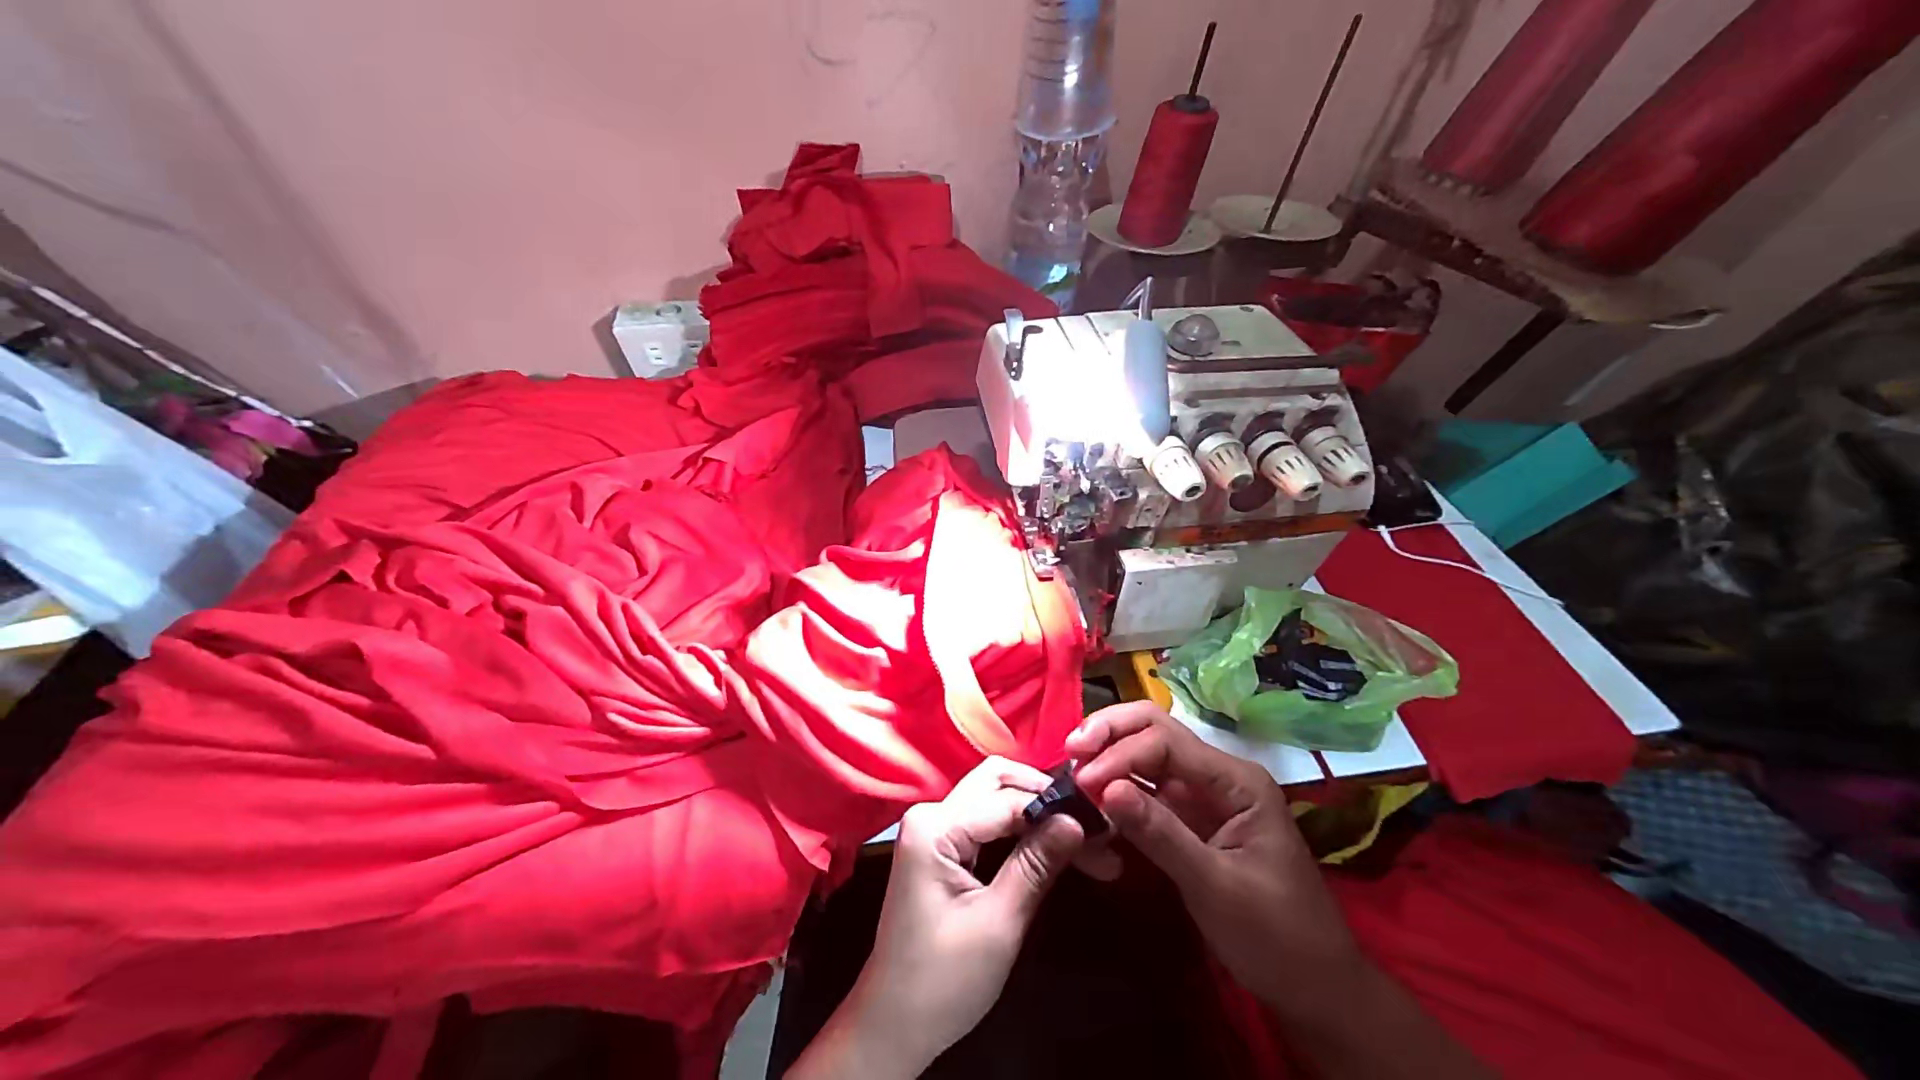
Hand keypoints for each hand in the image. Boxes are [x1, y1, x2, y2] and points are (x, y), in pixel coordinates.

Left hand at [790, 757, 1085, 1077]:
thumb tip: (1077, 822)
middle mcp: (930, 814)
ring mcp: (933, 828)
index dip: (1058, 811)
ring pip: (995, 798)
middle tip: (1094, 829)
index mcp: (934, 827)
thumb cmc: (943, 980)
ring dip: (1038, 813)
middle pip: (998, 782)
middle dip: (1047, 799)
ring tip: (1086, 841)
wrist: (895, 1023)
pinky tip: (1053, 844)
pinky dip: (1021, 829)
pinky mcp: (940, 845)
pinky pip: (986, 820)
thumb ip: (1036, 865)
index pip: (1008, 801)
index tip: (1104, 830)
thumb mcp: (999, 923)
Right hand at [1066, 702, 1363, 1014]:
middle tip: (1069, 753)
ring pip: (1144, 756)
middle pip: (1154, 731)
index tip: (1083, 782)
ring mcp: (1200, 796)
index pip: (1166, 742)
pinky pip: (1144, 791)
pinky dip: (1115, 790)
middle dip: (1110, 734)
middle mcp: (1216, 776)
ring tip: (1071, 776)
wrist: (1313, 985)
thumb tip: (1104, 788)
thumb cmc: (1276, 935)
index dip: (1120, 753)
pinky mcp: (1186, 819)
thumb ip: (1161, 835)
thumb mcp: (1216, 886)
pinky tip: (1090, 801)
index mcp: (1236, 780)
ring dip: (1108, 759)